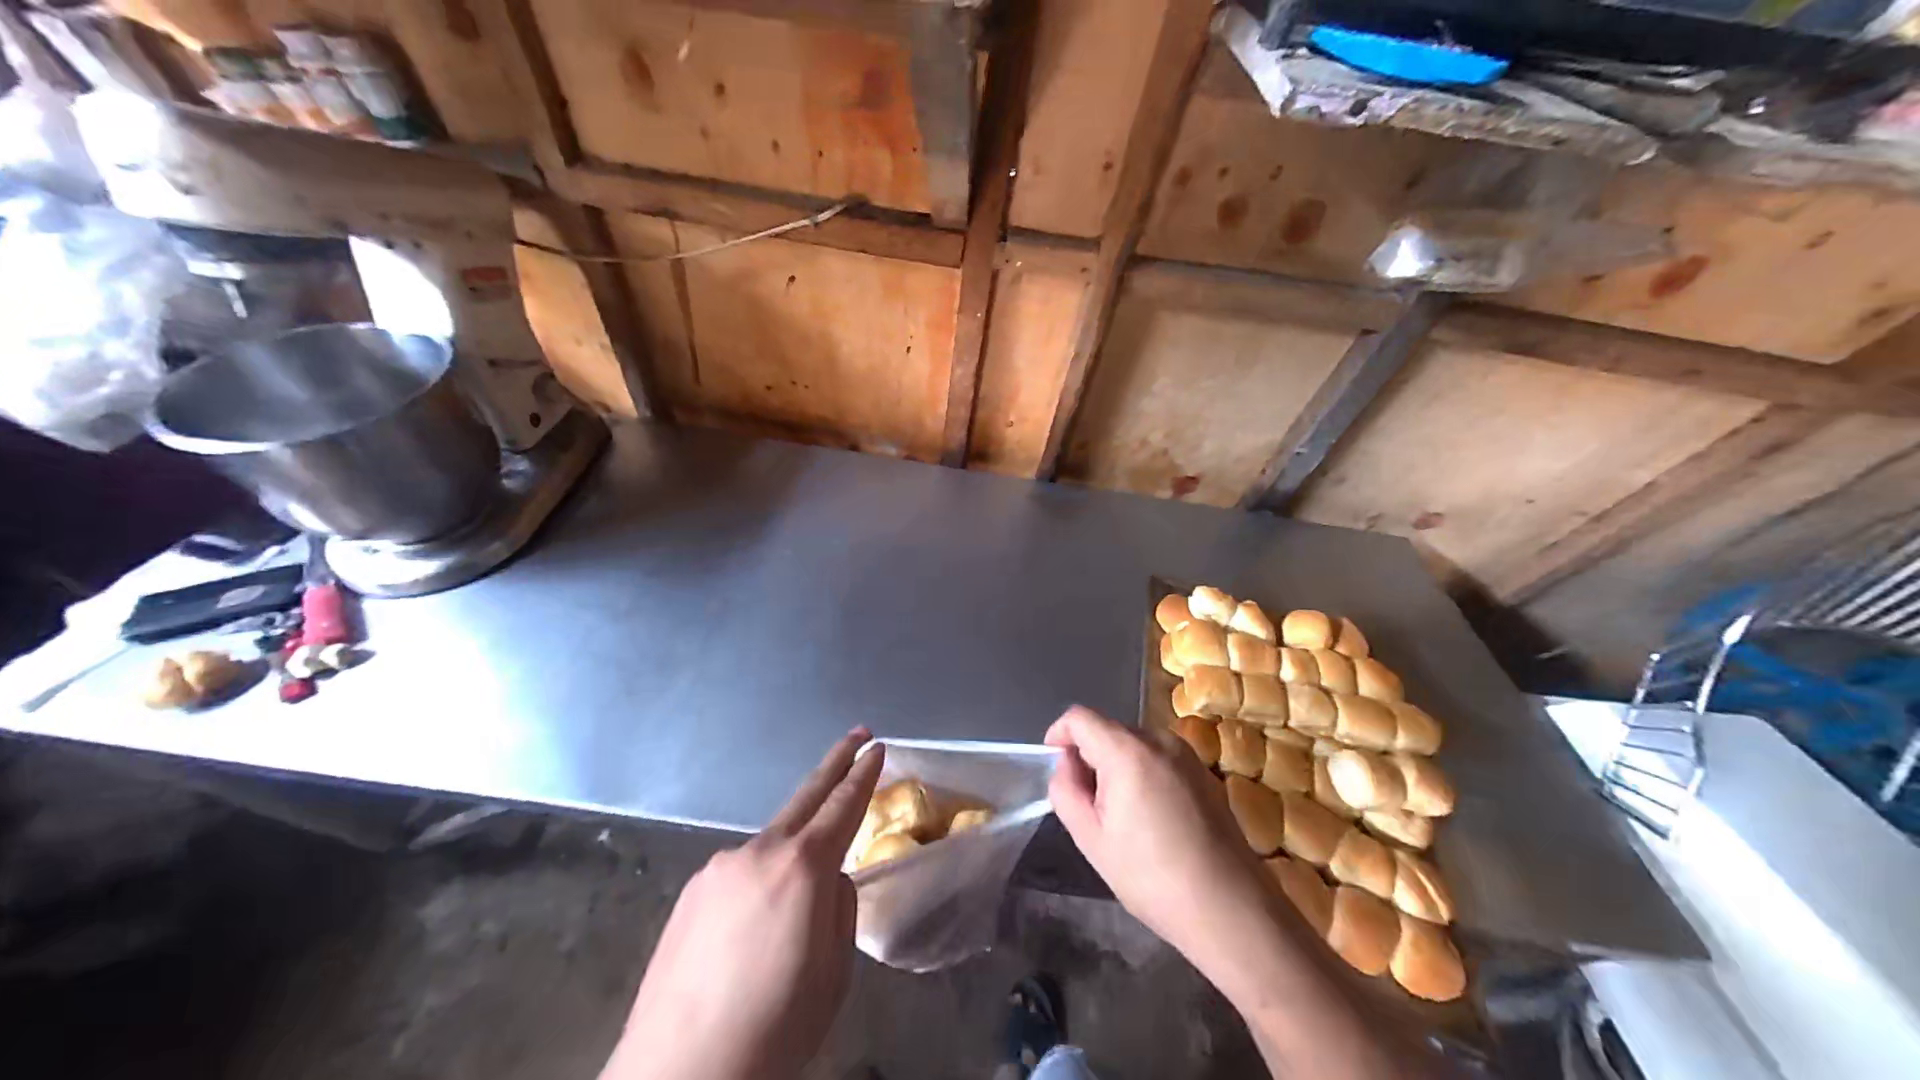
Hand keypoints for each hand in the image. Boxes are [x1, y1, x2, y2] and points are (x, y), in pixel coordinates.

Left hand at [602, 729, 883, 1079]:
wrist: (679, 1074)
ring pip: (770, 844)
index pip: (843, 806)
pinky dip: (759, 881)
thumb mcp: (834, 973)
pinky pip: (740, 873)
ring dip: (793, 847)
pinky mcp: (691, 892)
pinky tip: (753, 929)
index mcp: (802, 868)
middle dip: (834, 763)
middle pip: (806, 796)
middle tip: (856, 735)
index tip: (877, 747)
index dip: (863, 775)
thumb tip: (830, 880)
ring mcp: (719, 867)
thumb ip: (839, 909)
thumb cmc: (775, 1028)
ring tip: (798, 898)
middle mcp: (759, 852)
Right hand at [1047, 708, 1430, 1079]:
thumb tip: (1067, 764)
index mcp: (1127, 750)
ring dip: (1116, 766)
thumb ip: (1066, 790)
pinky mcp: (1205, 773)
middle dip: (1089, 756)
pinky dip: (1142, 774)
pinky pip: (1159, 759)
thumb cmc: (1152, 877)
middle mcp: (1160, 740)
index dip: (1058, 735)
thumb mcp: (1091, 838)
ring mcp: (1188, 755)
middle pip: (1108, 730)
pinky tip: (1151, 820)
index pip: (1079, 717)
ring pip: (1134, 744)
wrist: (1231, 910)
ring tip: (1119, 817)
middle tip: (1087, 804)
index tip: (1054, 766)